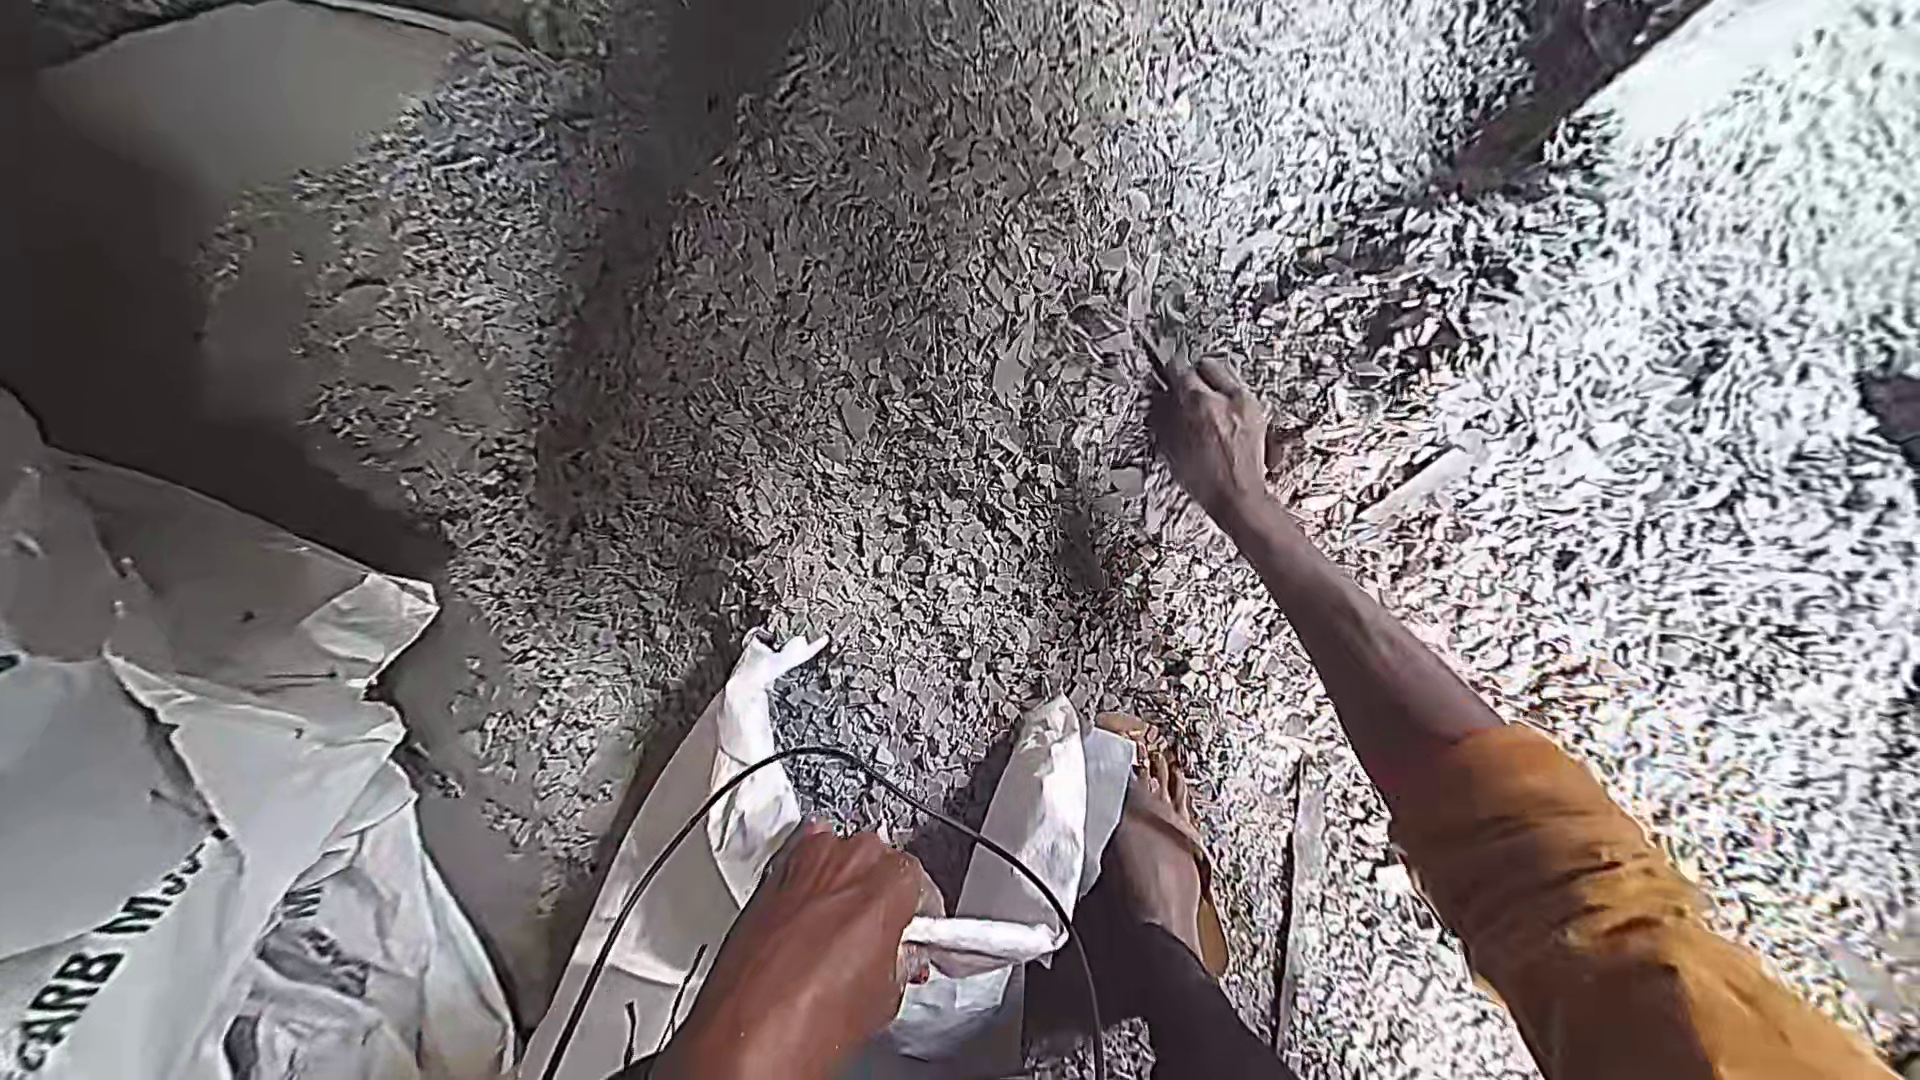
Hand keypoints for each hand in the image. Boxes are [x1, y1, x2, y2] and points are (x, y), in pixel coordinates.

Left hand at [652, 823, 940, 1079]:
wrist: (743, 1038)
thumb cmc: (804, 1020)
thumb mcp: (884, 995)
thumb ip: (901, 957)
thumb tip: (898, 955)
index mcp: (891, 879)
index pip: (919, 879)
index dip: (920, 909)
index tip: (918, 926)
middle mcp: (852, 855)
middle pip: (882, 860)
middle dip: (883, 893)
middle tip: (881, 934)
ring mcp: (812, 858)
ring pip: (844, 856)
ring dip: (847, 882)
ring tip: (841, 930)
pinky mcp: (778, 869)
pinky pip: (807, 858)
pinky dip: (814, 877)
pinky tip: (813, 912)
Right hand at [1149, 355, 1279, 525]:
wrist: (1237, 495)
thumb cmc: (1207, 480)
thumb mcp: (1173, 448)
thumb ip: (1166, 417)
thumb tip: (1160, 399)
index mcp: (1202, 406)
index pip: (1181, 372)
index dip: (1170, 374)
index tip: (1166, 377)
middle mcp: (1227, 400)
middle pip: (1206, 366)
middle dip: (1193, 375)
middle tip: (1184, 387)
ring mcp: (1246, 405)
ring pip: (1225, 376)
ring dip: (1211, 384)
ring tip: (1201, 402)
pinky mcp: (1258, 413)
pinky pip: (1238, 392)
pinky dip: (1226, 397)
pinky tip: (1218, 414)